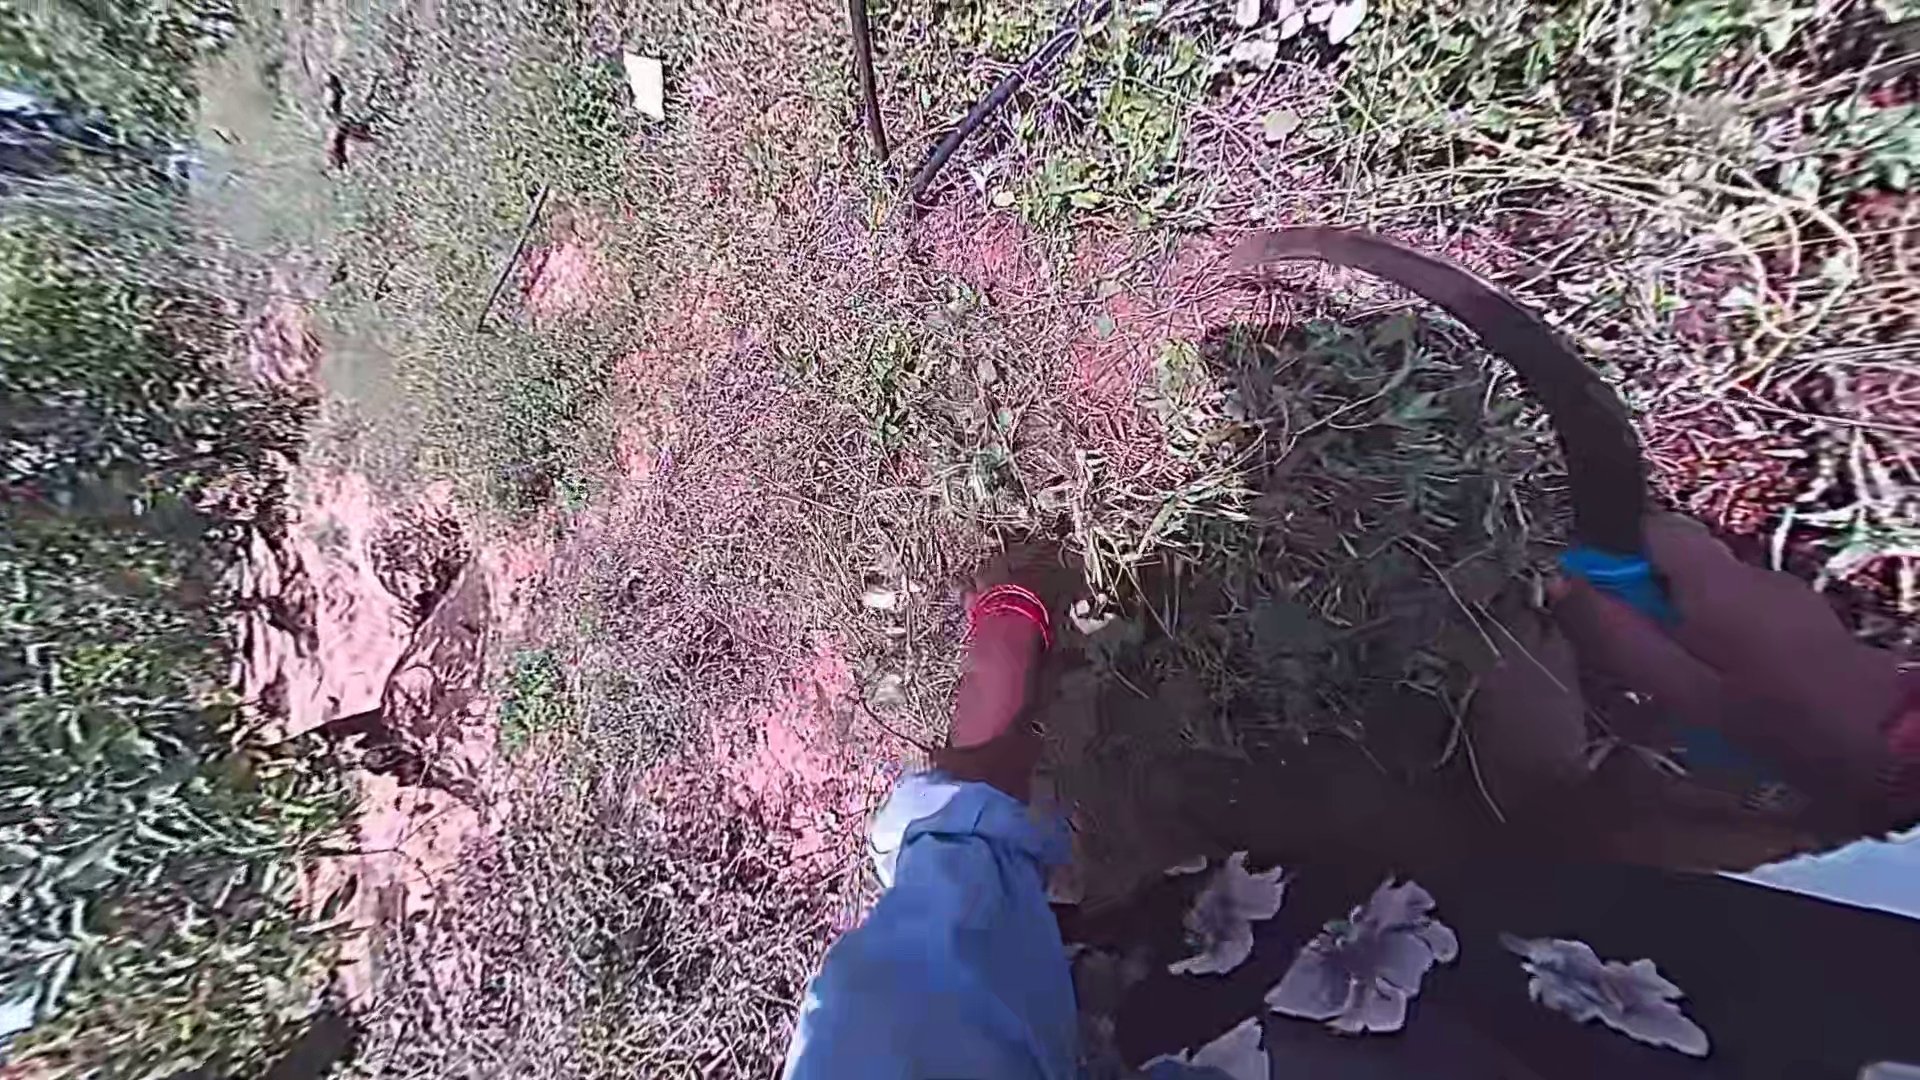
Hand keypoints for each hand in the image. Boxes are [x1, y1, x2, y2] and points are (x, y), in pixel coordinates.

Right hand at [1549, 513, 1904, 815]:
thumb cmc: (1767, 715)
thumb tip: (1561, 585)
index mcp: (1714, 581)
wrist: (1889, 748)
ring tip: (1667, 662)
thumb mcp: (1668, 680)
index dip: (1608, 552)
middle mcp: (1751, 574)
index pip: (1649, 529)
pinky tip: (1710, 668)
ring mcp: (1782, 594)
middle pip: (1670, 560)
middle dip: (1635, 589)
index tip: (1590, 592)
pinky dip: (1704, 625)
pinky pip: (1729, 604)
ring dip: (1669, 612)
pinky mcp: (1800, 616)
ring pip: (1697, 585)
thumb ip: (1612, 631)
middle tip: (1626, 638)